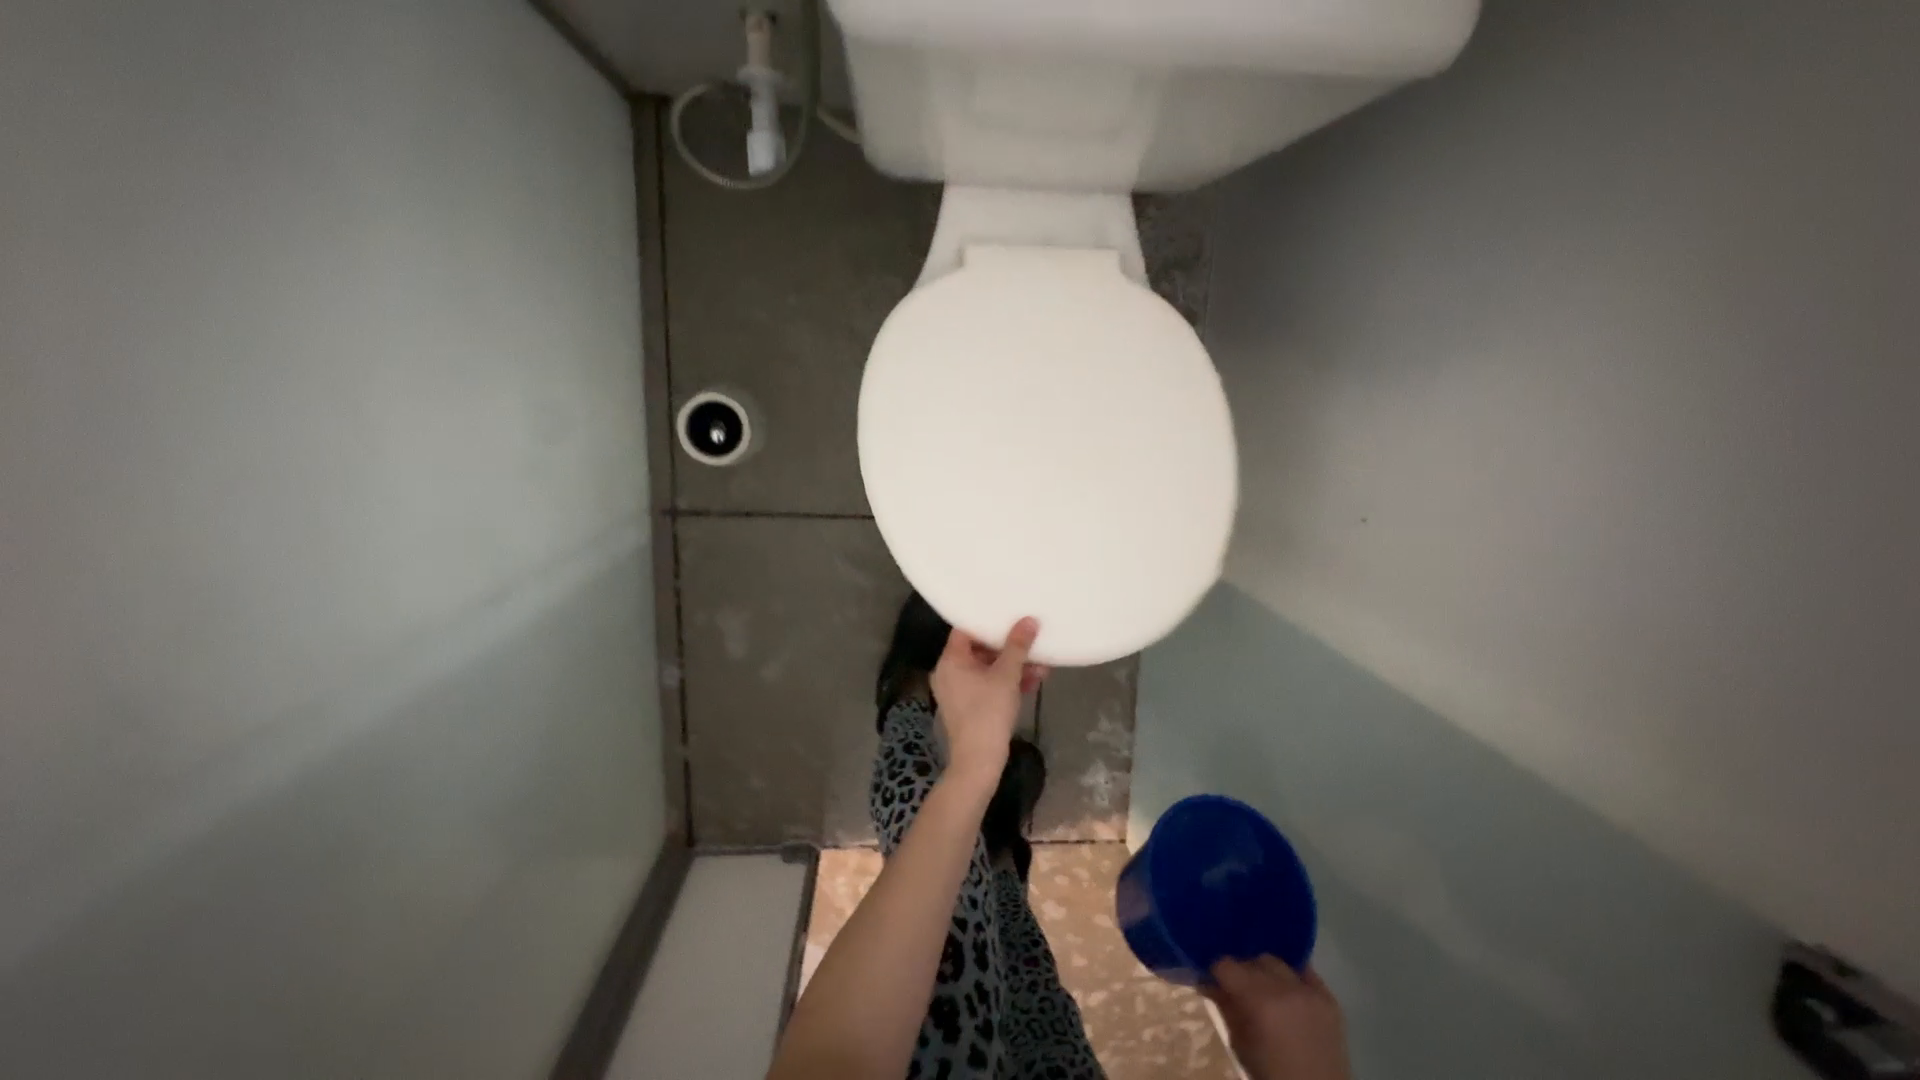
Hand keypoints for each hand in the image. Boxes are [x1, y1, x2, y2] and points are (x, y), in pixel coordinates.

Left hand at [929, 617, 1046, 786]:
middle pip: (979, 650)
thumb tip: (1029, 620)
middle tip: (1032, 643)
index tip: (1009, 616)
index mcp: (950, 660)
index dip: (987, 622)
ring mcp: (957, 691)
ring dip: (1013, 667)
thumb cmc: (988, 712)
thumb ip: (1018, 646)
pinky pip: (987, 686)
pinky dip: (1006, 683)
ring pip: (987, 670)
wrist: (979, 760)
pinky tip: (1032, 683)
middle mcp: (948, 673)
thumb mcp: (1007, 675)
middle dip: (1009, 649)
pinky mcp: (968, 707)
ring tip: (1041, 667)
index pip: (965, 629)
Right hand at [1205, 958, 1350, 1079]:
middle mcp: (1285, 988)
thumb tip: (1208, 983)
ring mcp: (1310, 991)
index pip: (1227, 965)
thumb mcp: (1240, 1045)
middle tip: (1238, 990)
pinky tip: (1288, 991)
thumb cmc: (1271, 1074)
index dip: (1217, 972)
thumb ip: (1225, 1008)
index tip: (1213, 981)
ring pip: (1278, 962)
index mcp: (1258, 1001)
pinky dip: (1292, 977)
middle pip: (1253, 960)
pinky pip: (1306, 972)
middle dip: (1242, 972)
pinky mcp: (1329, 999)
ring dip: (1266, 973)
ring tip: (1265, 991)